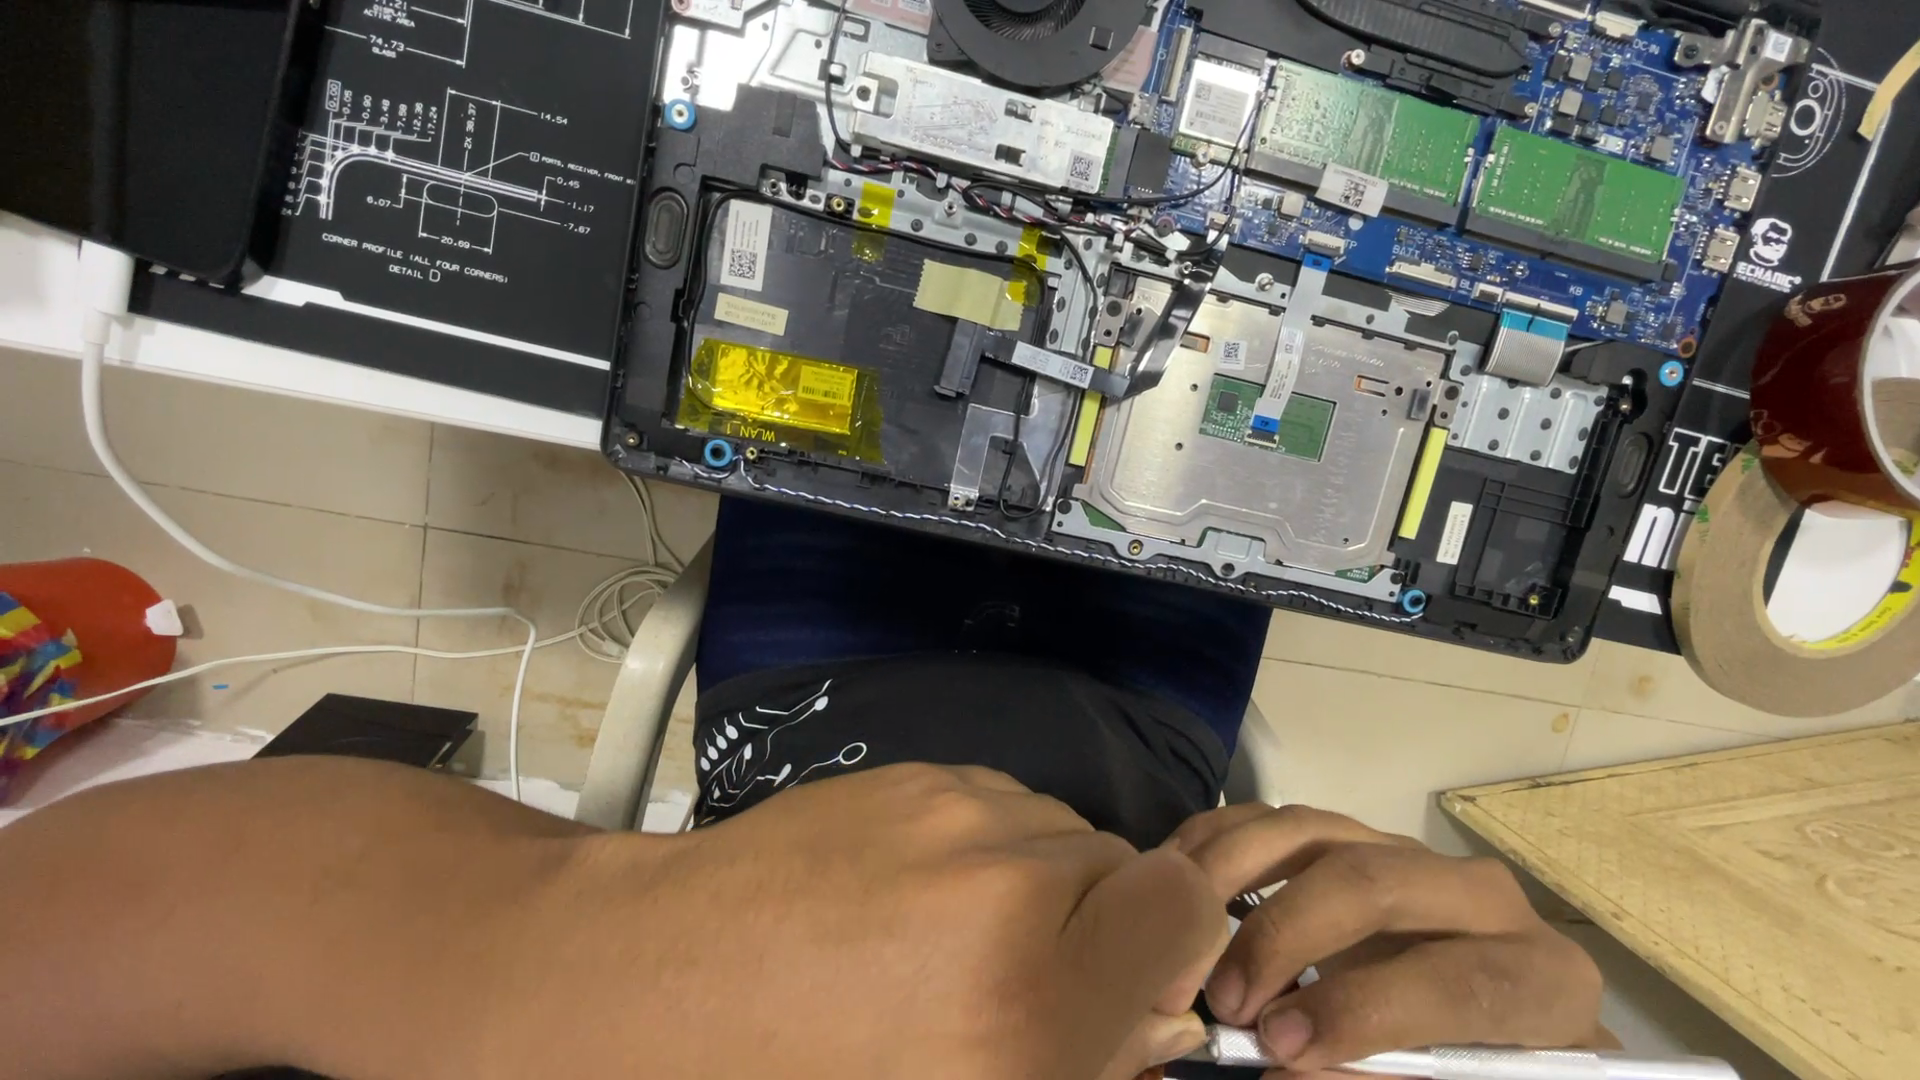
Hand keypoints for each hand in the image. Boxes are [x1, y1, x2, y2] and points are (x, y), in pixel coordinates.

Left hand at [492, 763, 1227, 1079]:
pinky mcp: (916, 770)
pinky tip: (916, 885)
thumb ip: (1085, 1058)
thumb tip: (1153, 1012)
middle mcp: (1010, 881)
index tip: (1127, 981)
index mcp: (1031, 1001)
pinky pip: (998, 801)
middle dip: (1099, 921)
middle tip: (1024, 969)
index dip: (1173, 943)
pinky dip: (986, 842)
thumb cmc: (811, 1067)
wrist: (669, 979)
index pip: (1187, 907)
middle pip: (1124, 866)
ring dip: (1039, 876)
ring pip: (1060, 827)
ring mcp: (959, 807)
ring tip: (956, 926)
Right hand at [1168, 804, 1605, 1076]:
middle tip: (1224, 1000)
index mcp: (1537, 980)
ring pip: (1310, 830)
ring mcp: (1404, 850)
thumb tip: (1284, 1067)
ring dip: (1234, 873)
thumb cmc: (1479, 1070)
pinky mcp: (1350, 834)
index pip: (1454, 982)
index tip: (1277, 1045)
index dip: (1360, 1013)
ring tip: (1184, 931)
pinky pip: (1276, 817)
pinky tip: (1179, 874)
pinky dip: (1220, 839)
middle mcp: (1477, 894)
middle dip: (1283, 937)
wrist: (1494, 1031)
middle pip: (1369, 882)